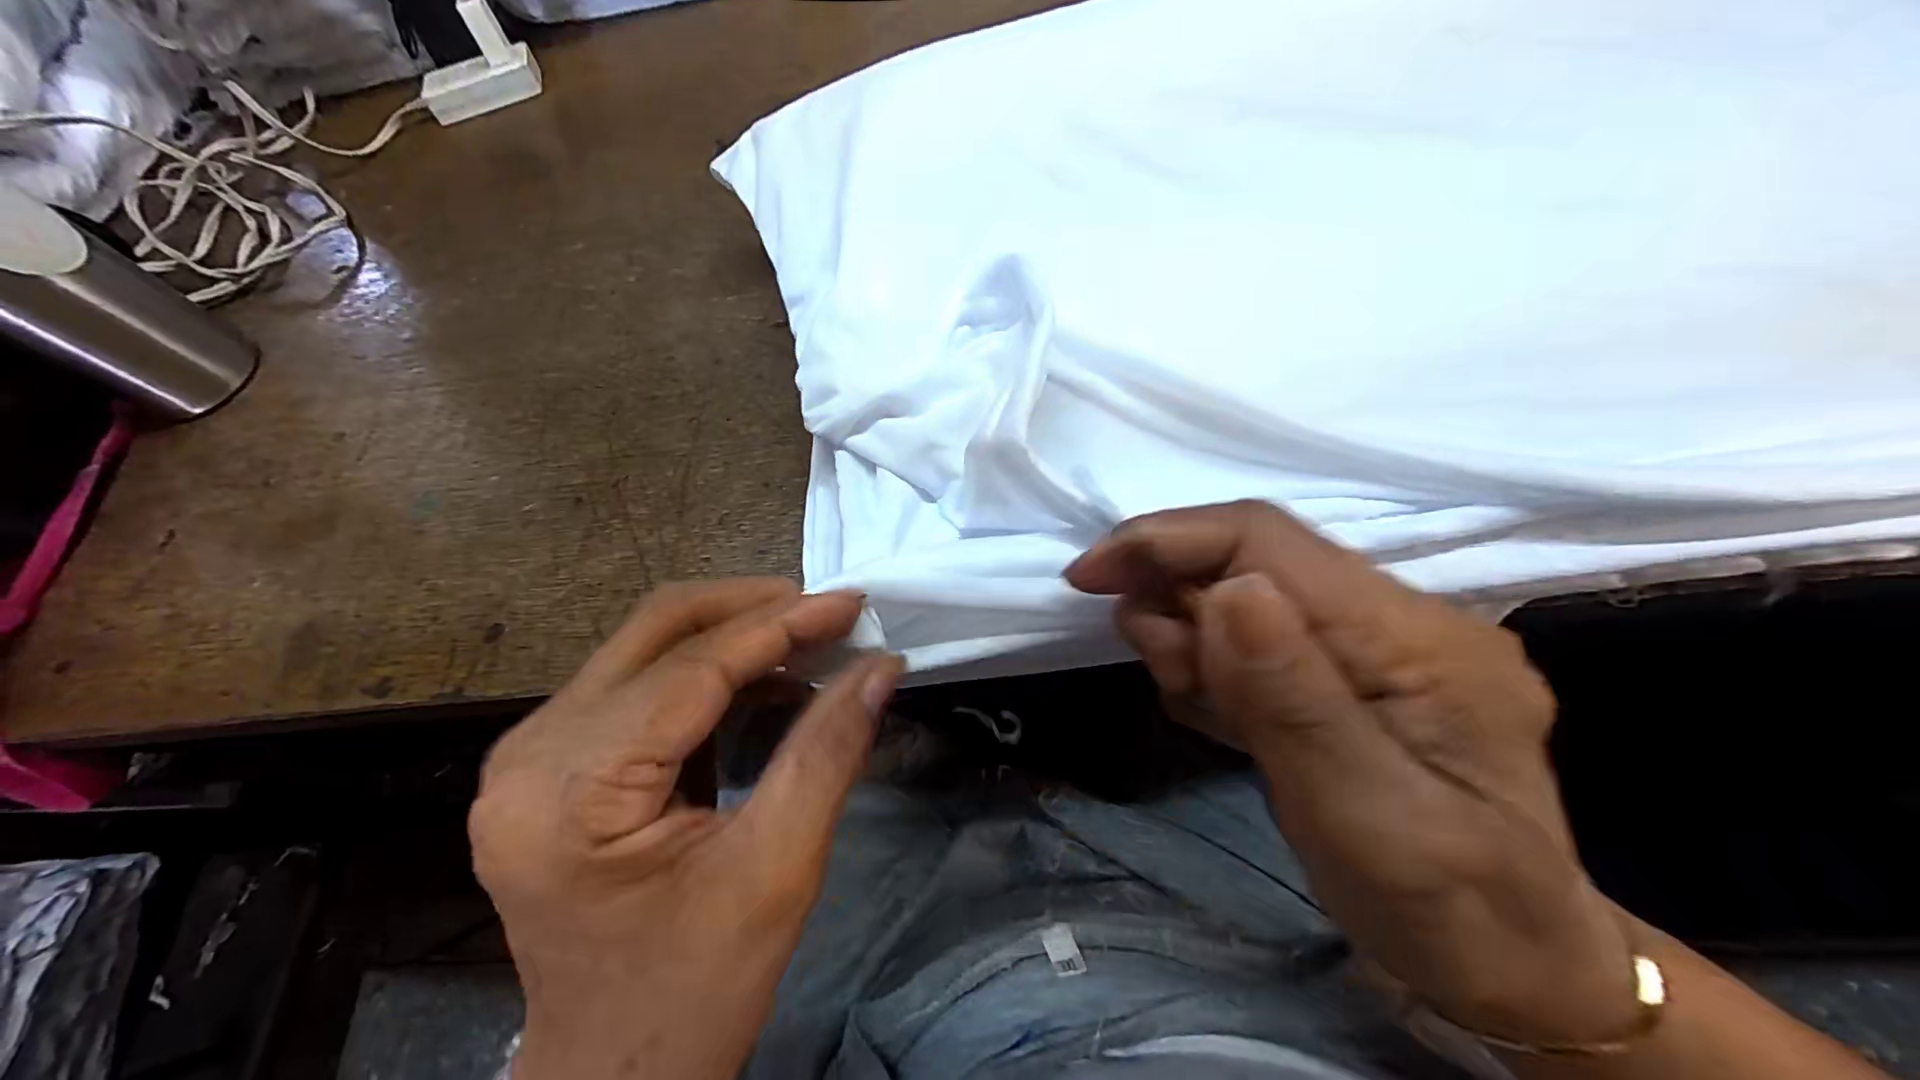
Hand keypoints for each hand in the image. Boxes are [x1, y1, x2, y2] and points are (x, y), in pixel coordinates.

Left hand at [469, 580, 901, 1079]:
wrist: (614, 1072)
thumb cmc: (694, 989)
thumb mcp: (776, 870)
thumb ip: (827, 754)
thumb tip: (880, 668)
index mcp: (571, 790)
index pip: (692, 668)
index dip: (782, 625)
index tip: (850, 603)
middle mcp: (530, 753)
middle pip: (655, 632)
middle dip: (753, 611)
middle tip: (831, 616)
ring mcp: (531, 754)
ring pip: (647, 646)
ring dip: (735, 636)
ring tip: (811, 646)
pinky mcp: (553, 762)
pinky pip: (640, 682)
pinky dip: (711, 670)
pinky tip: (766, 684)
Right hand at [1066, 501, 1640, 1045]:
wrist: (1516, 974)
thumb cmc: (1451, 913)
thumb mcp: (1368, 820)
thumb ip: (1295, 703)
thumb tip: (1230, 591)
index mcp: (1419, 640)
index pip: (1272, 543)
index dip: (1168, 541)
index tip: (1089, 575)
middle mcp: (1401, 622)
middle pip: (1253, 562)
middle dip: (1176, 596)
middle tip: (1159, 671)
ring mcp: (1377, 648)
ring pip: (1246, 599)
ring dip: (1191, 637)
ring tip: (1193, 702)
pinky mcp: (1349, 675)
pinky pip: (1257, 642)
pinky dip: (1213, 664)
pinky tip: (1215, 709)